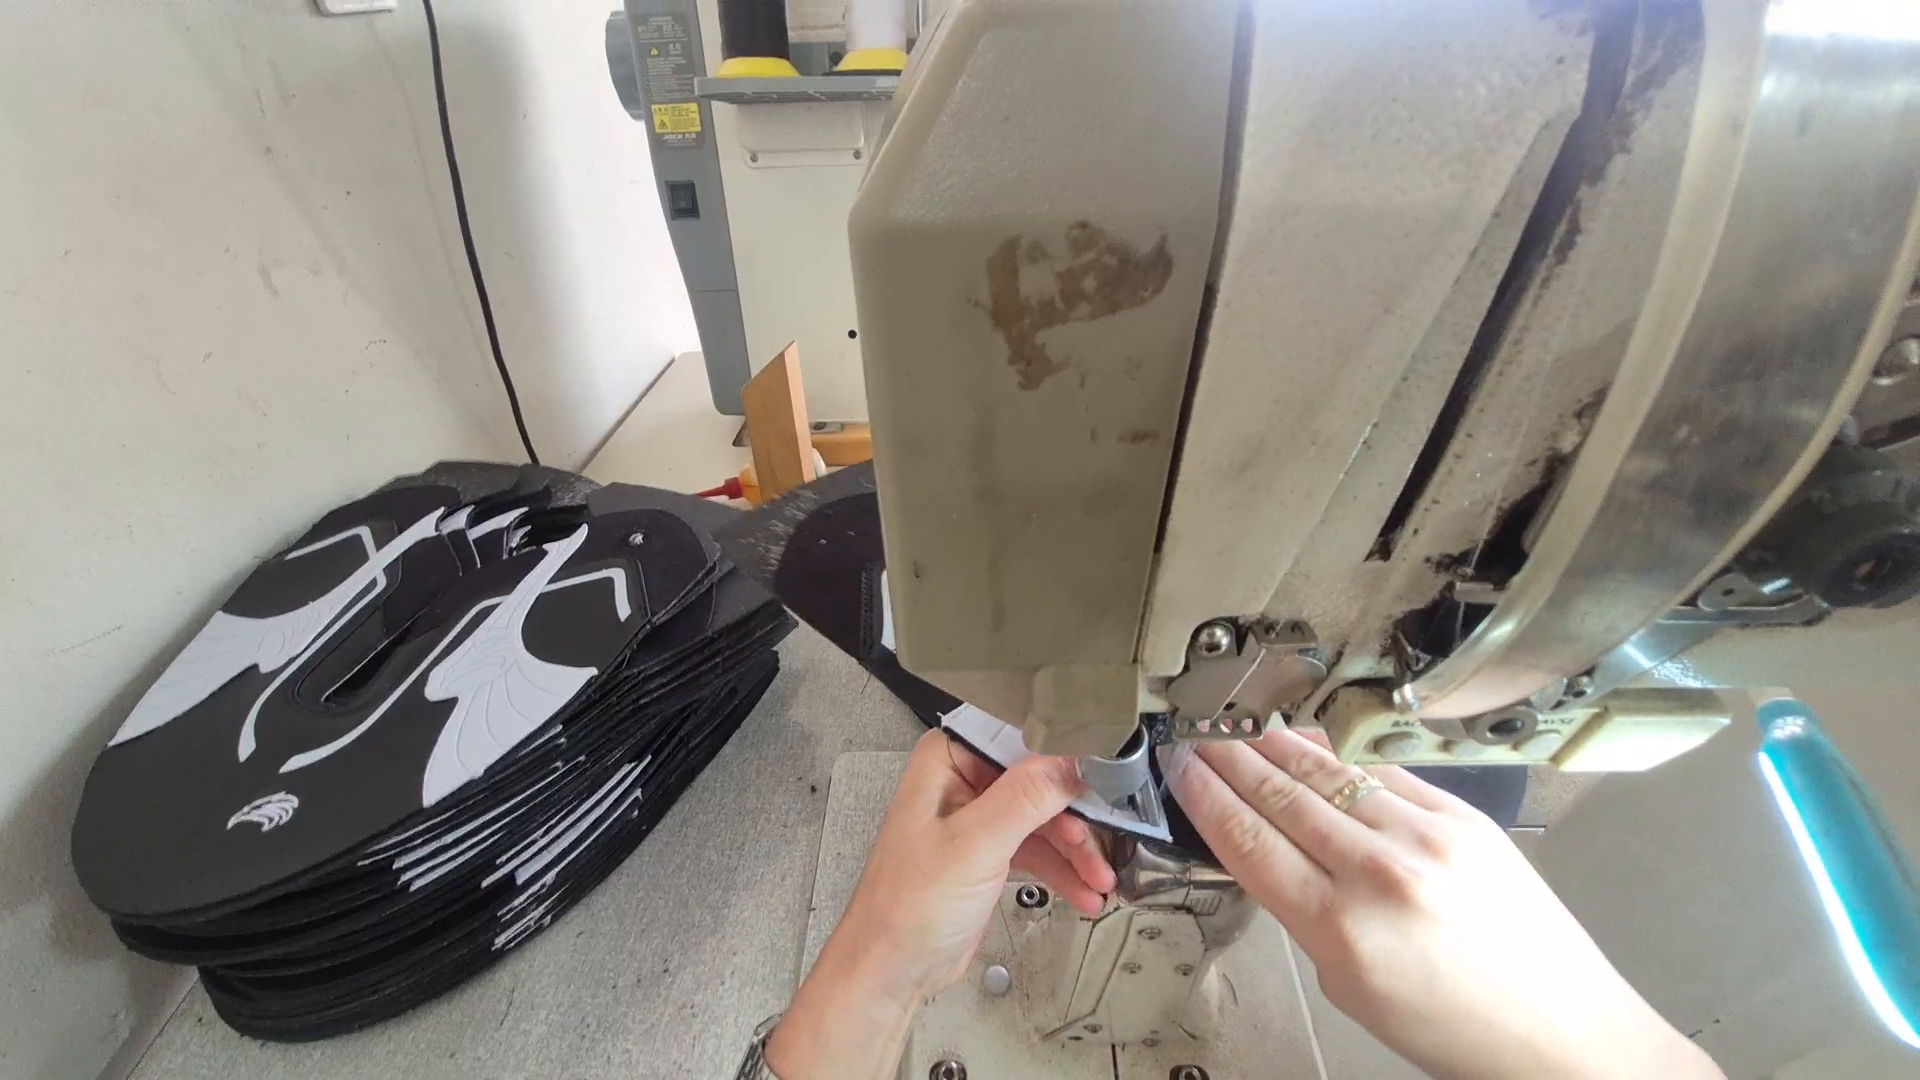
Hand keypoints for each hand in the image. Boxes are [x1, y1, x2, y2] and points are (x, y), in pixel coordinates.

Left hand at [766, 730, 1115, 1079]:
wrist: (891, 972)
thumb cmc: (911, 903)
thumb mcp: (975, 844)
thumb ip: (1026, 798)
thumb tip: (1074, 760)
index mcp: (947, 758)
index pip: (1017, 738)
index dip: (1061, 754)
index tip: (1103, 769)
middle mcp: (962, 779)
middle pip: (1037, 780)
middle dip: (1074, 815)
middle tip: (1109, 839)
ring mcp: (977, 817)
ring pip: (1043, 818)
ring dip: (1075, 849)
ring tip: (1102, 880)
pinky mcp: (988, 852)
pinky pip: (1036, 848)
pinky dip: (1062, 869)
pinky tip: (1086, 893)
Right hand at [1165, 727, 1724, 1079]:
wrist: (1567, 1036)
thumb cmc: (1444, 1026)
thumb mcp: (1343, 982)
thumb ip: (1297, 904)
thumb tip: (1261, 833)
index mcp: (1340, 931)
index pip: (1247, 840)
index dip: (1204, 795)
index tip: (1177, 766)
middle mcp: (1379, 874)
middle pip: (1278, 795)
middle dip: (1227, 757)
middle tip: (1194, 732)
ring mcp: (1425, 837)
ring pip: (1323, 772)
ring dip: (1270, 744)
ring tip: (1236, 724)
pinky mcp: (1462, 816)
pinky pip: (1376, 770)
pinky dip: (1330, 752)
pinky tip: (1301, 738)